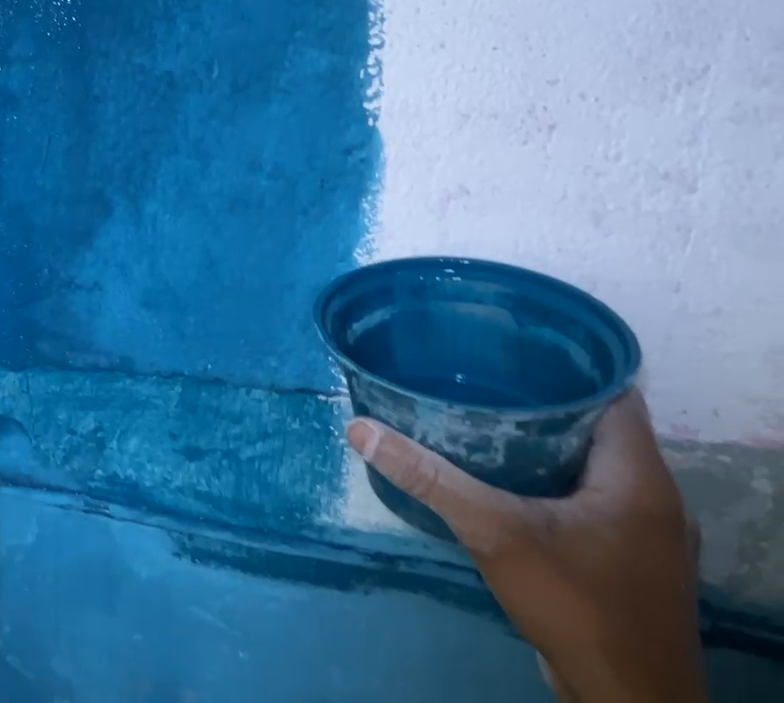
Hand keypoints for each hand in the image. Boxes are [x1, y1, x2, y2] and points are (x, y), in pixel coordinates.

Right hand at [347, 391, 704, 702]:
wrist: (628, 698)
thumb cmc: (576, 602)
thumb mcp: (493, 531)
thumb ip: (428, 478)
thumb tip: (359, 427)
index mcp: (639, 477)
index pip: (613, 394)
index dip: (564, 364)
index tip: (504, 345)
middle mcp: (653, 497)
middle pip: (598, 427)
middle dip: (538, 400)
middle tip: (472, 377)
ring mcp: (643, 532)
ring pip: (592, 464)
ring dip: (542, 442)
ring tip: (477, 421)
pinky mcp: (626, 559)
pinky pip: (586, 496)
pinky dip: (547, 479)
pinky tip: (501, 483)